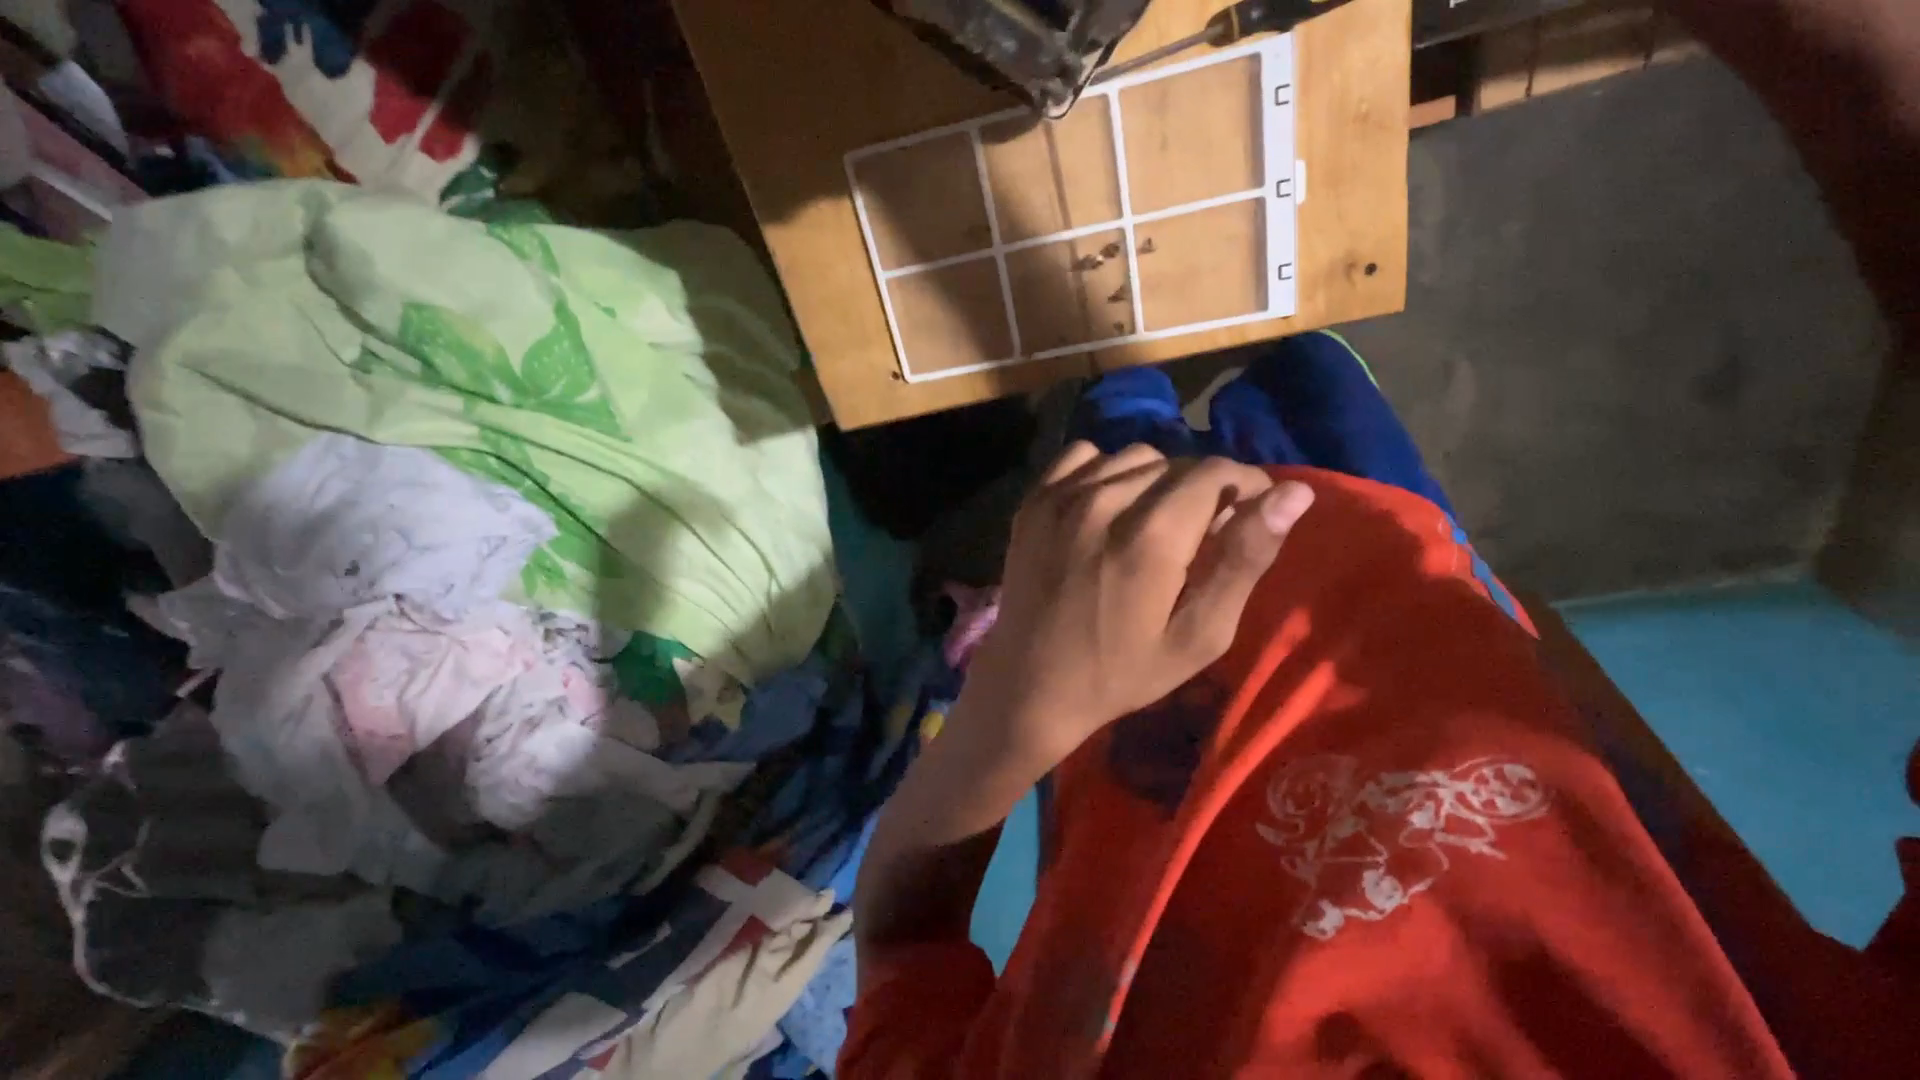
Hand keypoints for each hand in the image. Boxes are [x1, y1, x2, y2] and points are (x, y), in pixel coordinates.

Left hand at [959, 442, 1314, 764]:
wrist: (1030, 685)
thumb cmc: (1122, 671)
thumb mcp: (1199, 634)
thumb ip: (1245, 559)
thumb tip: (1295, 494)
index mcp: (1152, 536)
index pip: (1217, 471)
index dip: (1246, 487)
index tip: (1248, 517)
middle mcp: (1104, 501)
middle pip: (1177, 463)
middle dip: (1203, 490)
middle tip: (1200, 537)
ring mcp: (1061, 496)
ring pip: (1134, 456)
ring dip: (1157, 480)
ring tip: (1155, 525)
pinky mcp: (1034, 500)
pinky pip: (1085, 456)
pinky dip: (1107, 472)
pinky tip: (1109, 510)